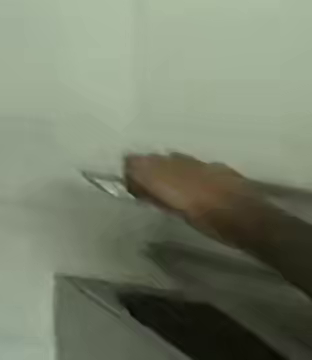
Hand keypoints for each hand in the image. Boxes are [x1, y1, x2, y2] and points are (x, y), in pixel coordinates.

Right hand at [125, 152, 259, 239]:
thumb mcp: (168, 210)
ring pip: (177, 161)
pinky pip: (203, 167)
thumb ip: (150, 195)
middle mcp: (165, 157)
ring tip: (186, 188)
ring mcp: (194, 160)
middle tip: (162, 189)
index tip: (139, 190)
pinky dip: (202, 175)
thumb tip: (138, 189)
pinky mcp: (219, 166)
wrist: (251, 221)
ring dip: (178, 171)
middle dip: (155, 171)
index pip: (128, 164)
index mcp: (146, 167)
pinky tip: (210, 188)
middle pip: (152, 159)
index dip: (132, 176)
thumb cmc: (202, 219)